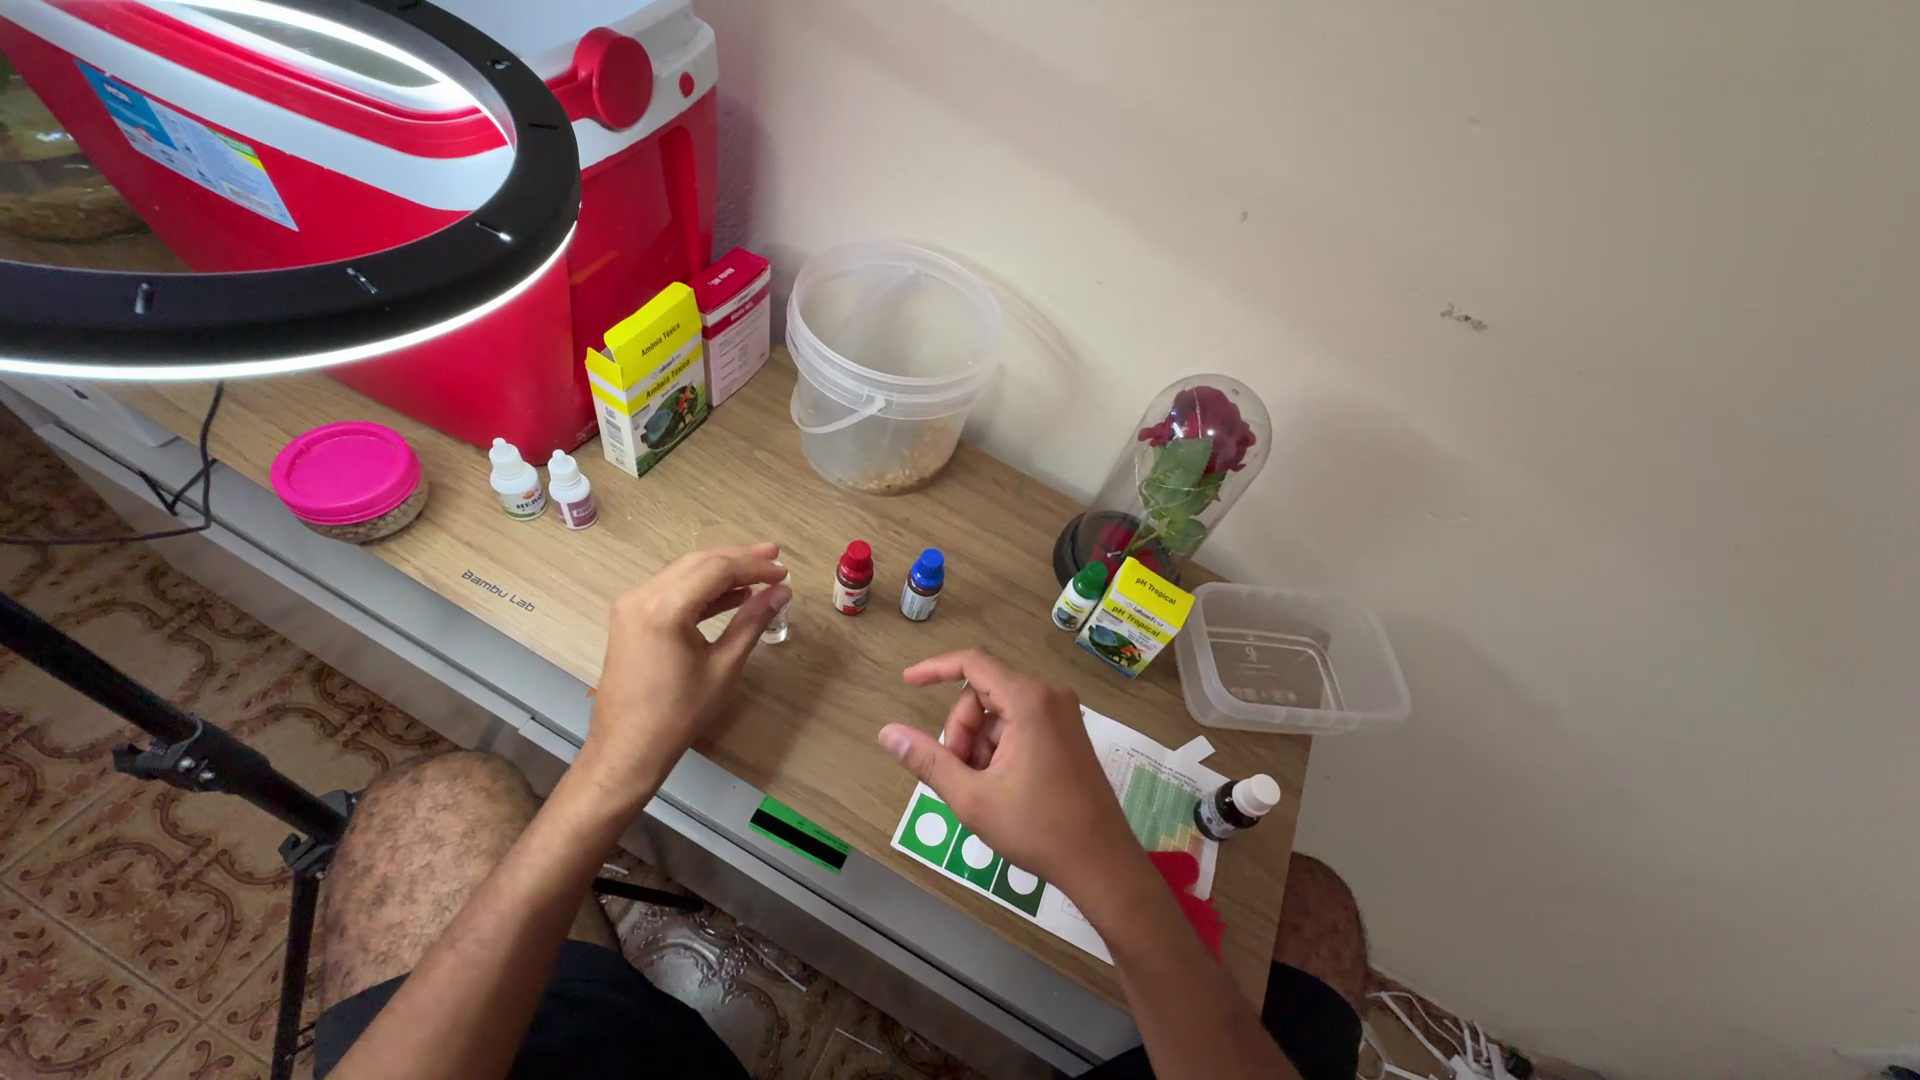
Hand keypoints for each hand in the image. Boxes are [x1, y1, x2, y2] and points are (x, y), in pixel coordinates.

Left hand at [582, 542, 790, 801]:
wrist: (628, 746)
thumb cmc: (679, 714)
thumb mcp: (723, 666)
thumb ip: (752, 621)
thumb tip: (781, 592)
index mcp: (663, 610)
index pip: (716, 570)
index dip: (754, 567)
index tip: (783, 572)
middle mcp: (641, 597)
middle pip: (698, 562)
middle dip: (739, 558)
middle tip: (775, 555)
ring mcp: (631, 605)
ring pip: (684, 572)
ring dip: (721, 570)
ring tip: (759, 571)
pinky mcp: (631, 616)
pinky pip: (671, 589)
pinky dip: (701, 588)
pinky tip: (731, 595)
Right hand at [878, 649, 1145, 896]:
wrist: (1102, 861)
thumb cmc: (1037, 828)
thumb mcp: (972, 797)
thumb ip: (928, 760)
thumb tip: (887, 732)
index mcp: (1029, 700)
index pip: (973, 663)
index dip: (935, 669)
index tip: (906, 682)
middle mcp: (1049, 696)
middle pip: (983, 693)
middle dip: (962, 731)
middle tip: (959, 775)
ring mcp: (1062, 714)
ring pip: (999, 713)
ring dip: (980, 745)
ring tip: (984, 789)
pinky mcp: (1067, 733)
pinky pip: (1020, 724)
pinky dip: (1000, 748)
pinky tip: (1001, 786)